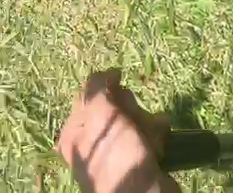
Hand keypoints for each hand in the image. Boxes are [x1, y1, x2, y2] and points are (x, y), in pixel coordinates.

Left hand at [56, 70, 179, 192]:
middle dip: (131, 107)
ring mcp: (115, 151)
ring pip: (134, 118)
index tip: (121, 80)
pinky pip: (146, 135)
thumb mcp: (100, 116)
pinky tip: (158, 144)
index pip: (90, 92)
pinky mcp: (136, 159)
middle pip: (115, 104)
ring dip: (146, 121)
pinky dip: (154, 135)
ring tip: (152, 135)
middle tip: (133, 118)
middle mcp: (92, 141)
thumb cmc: (117, 157)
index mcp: (74, 132)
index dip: (108, 85)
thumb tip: (107, 74)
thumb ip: (97, 89)